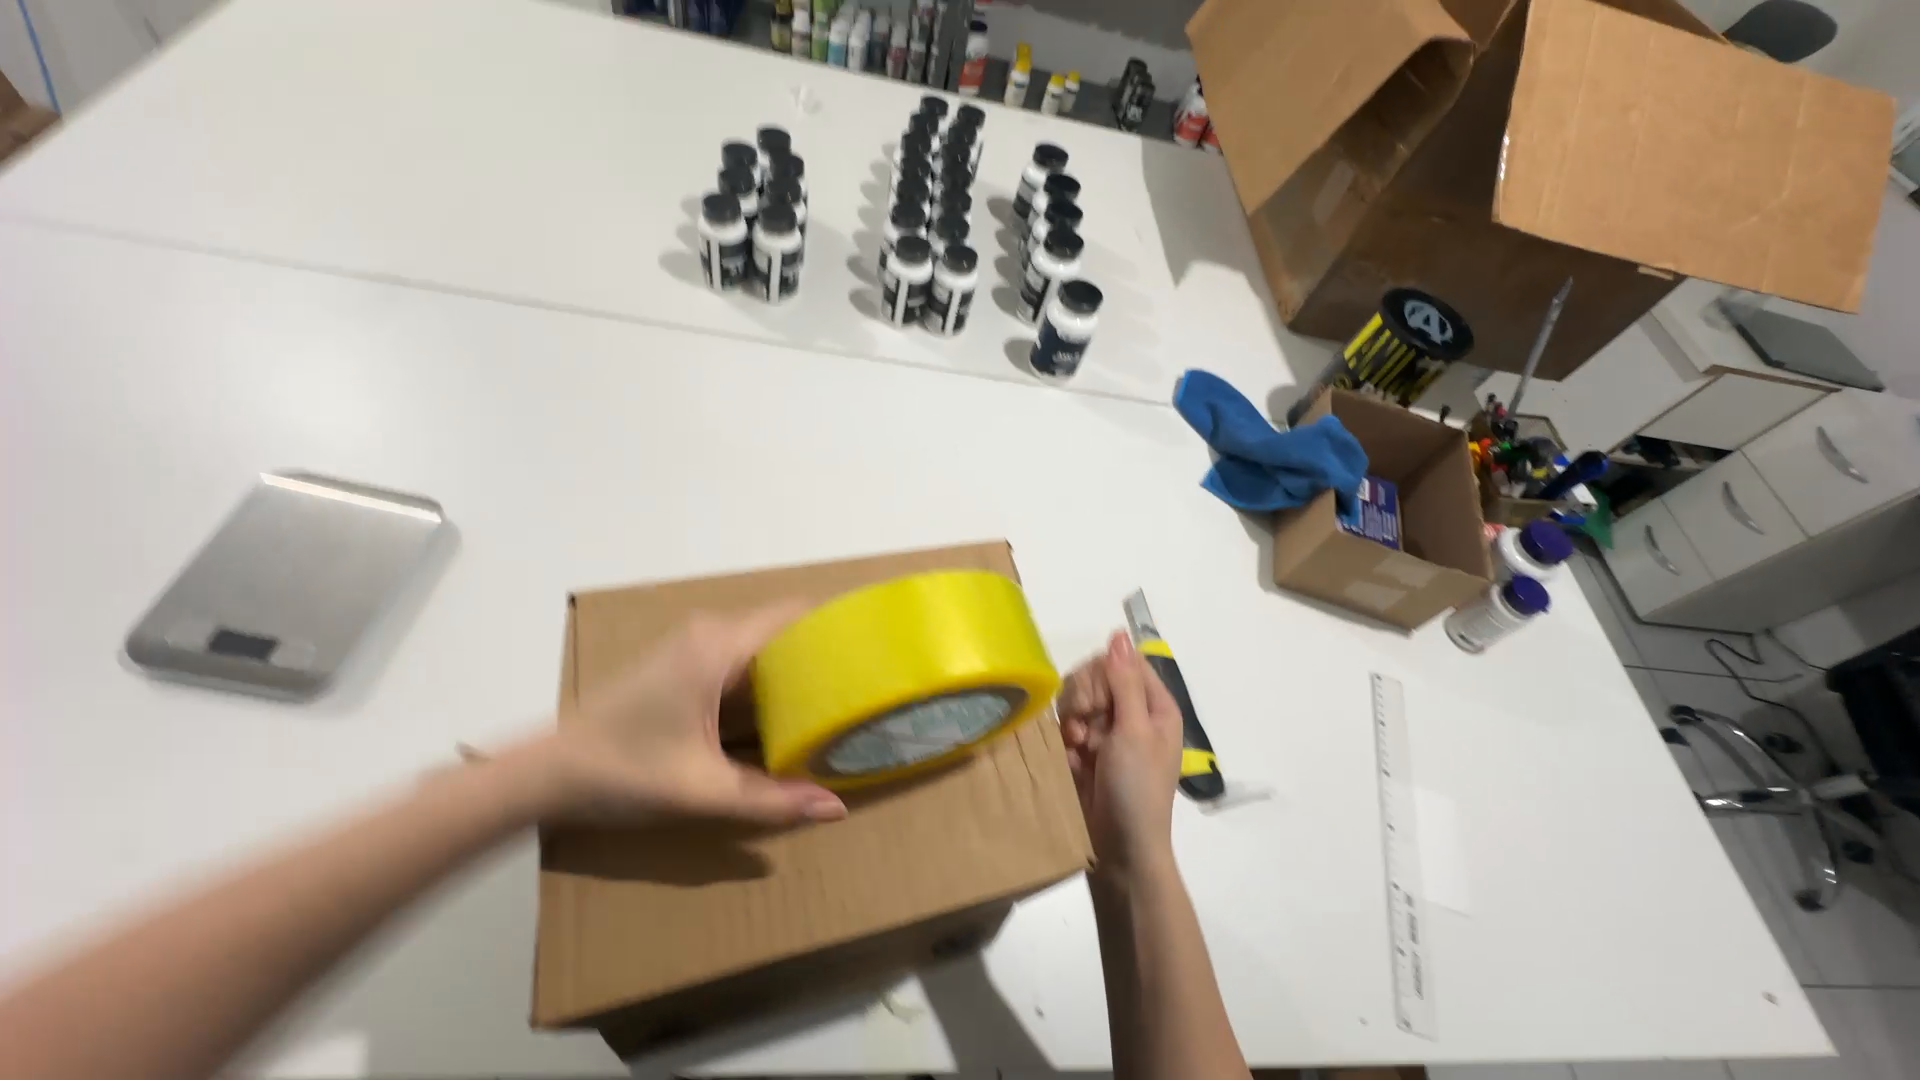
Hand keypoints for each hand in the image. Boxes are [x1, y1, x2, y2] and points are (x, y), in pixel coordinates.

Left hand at [522, 605, 847, 826]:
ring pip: (762, 643)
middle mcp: (708, 634)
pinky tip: (788, 709)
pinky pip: (742, 657)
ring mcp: (692, 646)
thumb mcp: (702, 790)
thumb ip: (772, 799)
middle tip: (864, 683)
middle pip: (783, 627)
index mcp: (718, 647)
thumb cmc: (622, 771)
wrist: (546, 773)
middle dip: (823, 651)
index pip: (793, 614)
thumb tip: (836, 807)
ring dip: (796, 666)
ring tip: (838, 696)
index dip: (835, 626)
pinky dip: (770, 676)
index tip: (872, 649)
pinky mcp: (682, 665)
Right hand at [1058, 631, 1182, 875]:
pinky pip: (1064, 727)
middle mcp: (1131, 714)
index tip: (1097, 703)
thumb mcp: (1135, 731)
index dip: (1104, 675)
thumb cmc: (1137, 790)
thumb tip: (1120, 632)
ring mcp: (1106, 733)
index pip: (1122, 662)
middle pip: (1095, 677)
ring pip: (1076, 700)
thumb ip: (1124, 680)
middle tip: (1085, 730)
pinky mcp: (1083, 751)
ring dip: (1072, 722)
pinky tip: (1070, 762)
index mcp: (1155, 706)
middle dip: (1084, 700)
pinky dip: (1064, 742)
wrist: (1120, 850)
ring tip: (1078, 749)